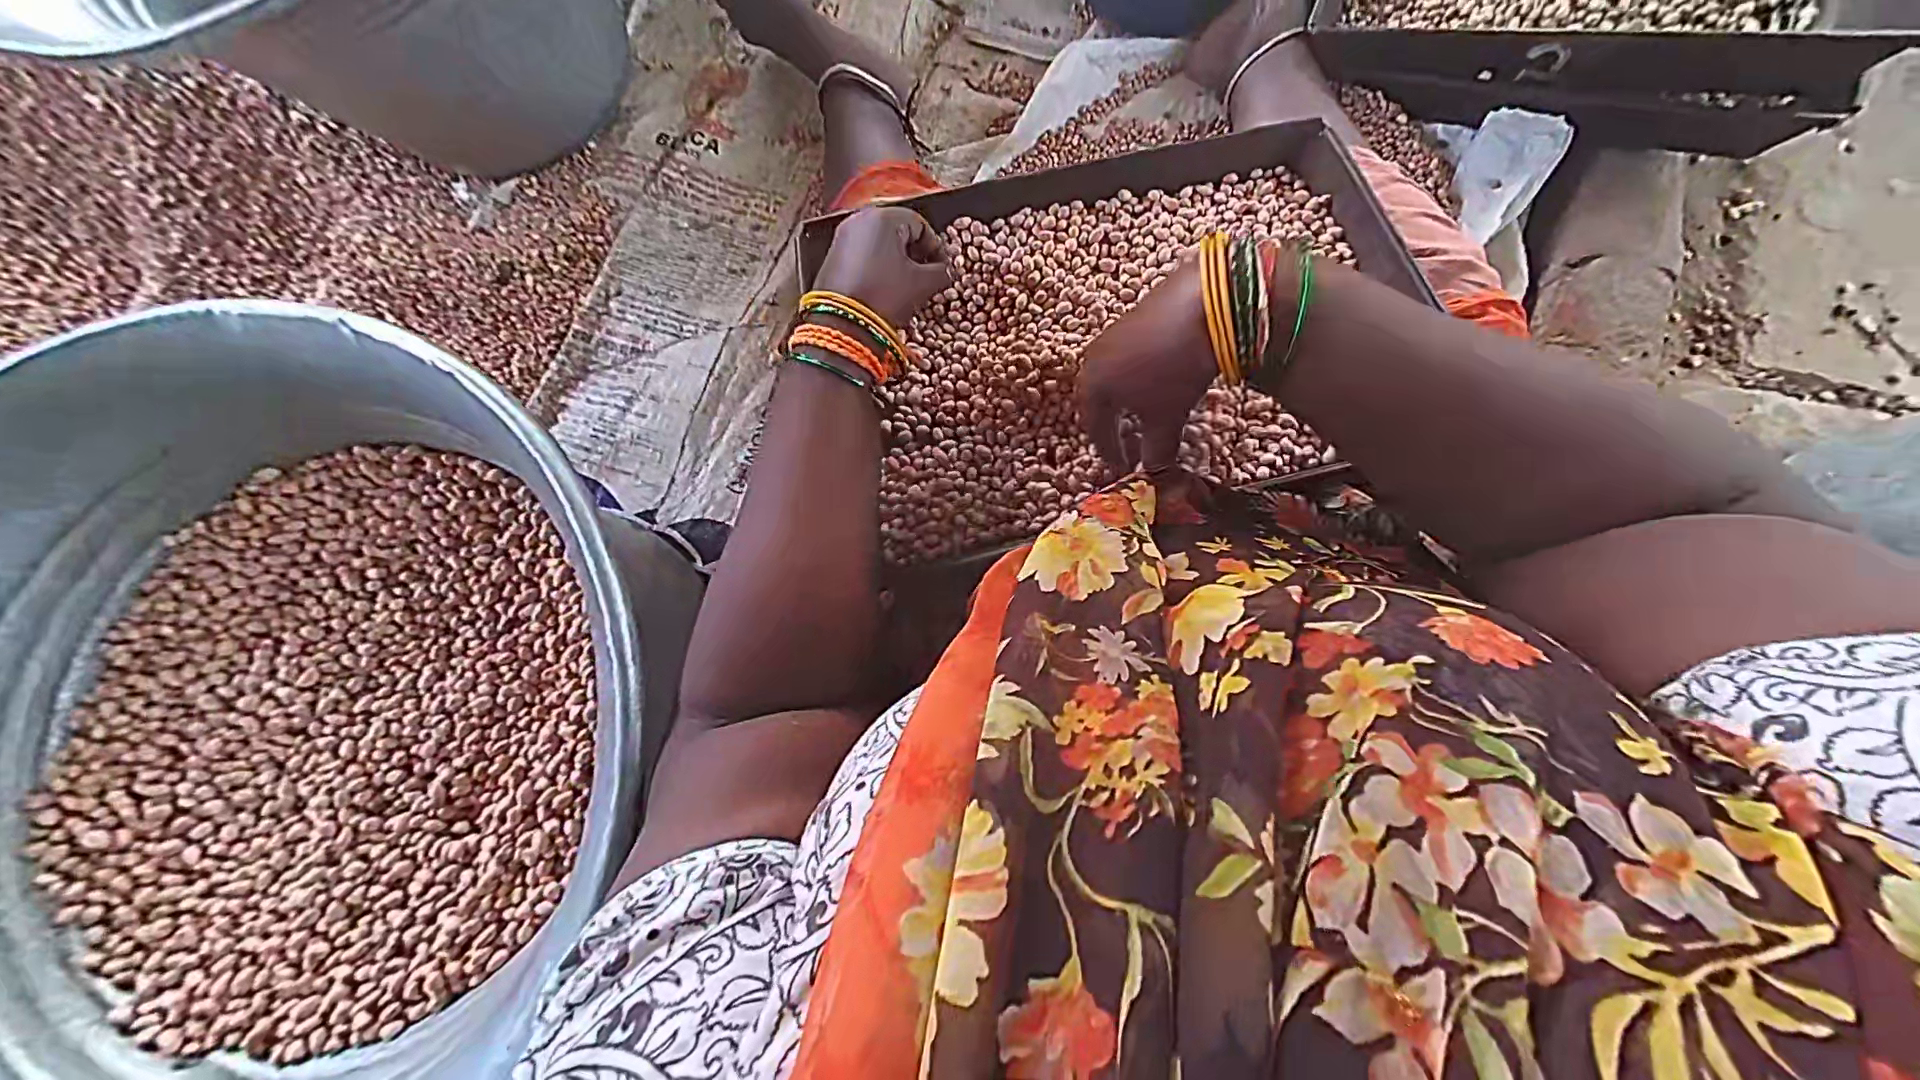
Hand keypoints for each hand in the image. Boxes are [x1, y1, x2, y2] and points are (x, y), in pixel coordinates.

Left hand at [814, 206, 952, 330]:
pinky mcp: (833, 258)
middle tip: (926, 278)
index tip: (943, 267)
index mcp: (883, 217)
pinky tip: (886, 291)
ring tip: (907, 288)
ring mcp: (843, 239)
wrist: (841, 323)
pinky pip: (864, 257)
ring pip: (880, 246)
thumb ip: (941, 273)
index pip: (921, 225)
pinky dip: (878, 270)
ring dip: (897, 264)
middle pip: (898, 233)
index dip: (936, 248)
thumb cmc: (882, 297)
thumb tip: (946, 271)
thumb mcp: (921, 285)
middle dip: (915, 256)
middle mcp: (859, 220)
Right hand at [1076, 255, 1218, 471]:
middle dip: (1117, 428)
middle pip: (1102, 404)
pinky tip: (1160, 382)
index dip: (1111, 453)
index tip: (1125, 470)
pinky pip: (1130, 359)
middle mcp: (1093, 359)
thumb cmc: (1174, 369)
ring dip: (1129, 403)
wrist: (1205, 302)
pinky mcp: (1135, 317)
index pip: (1096, 430)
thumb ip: (1156, 448)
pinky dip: (1140, 378)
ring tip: (1147, 417)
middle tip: (1132, 448)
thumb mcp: (1166, 416)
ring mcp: (1112, 335)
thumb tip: (1154, 471)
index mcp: (1091, 387)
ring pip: (1115, 380)